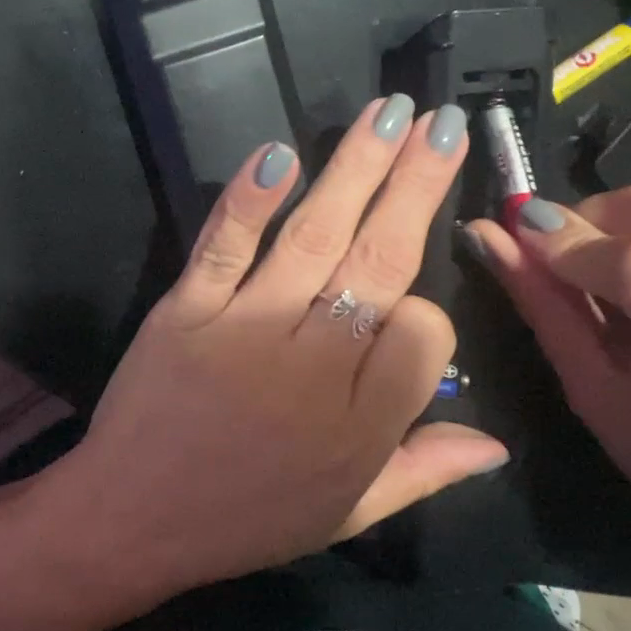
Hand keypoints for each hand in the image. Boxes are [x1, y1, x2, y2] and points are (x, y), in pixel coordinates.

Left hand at [38, 96, 507, 596]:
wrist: (133, 517)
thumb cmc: (245, 518)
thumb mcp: (346, 515)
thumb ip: (421, 471)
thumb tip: (497, 443)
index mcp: (362, 423)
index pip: (424, 330)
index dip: (425, 313)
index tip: (403, 315)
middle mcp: (314, 366)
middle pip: (379, 261)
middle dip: (417, 185)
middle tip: (444, 122)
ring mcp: (246, 328)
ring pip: (314, 237)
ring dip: (356, 168)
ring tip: (389, 112)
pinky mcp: (188, 308)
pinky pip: (224, 246)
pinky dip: (250, 200)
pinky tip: (280, 153)